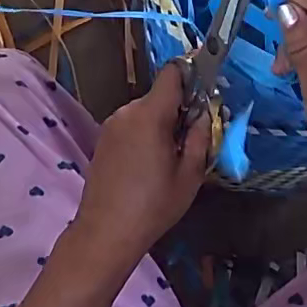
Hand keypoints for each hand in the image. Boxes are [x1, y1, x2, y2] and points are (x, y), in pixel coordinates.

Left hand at [71, 61, 209, 268]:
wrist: (105, 232)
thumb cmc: (153, 205)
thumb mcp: (189, 175)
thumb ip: (200, 137)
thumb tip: (204, 114)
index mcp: (150, 114)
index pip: (172, 74)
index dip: (190, 77)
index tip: (203, 96)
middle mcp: (127, 111)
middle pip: (159, 97)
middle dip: (177, 111)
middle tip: (189, 141)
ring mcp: (111, 125)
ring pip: (145, 113)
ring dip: (159, 125)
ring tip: (167, 160)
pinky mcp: (102, 139)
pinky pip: (130, 126)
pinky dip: (143, 136)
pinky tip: (146, 167)